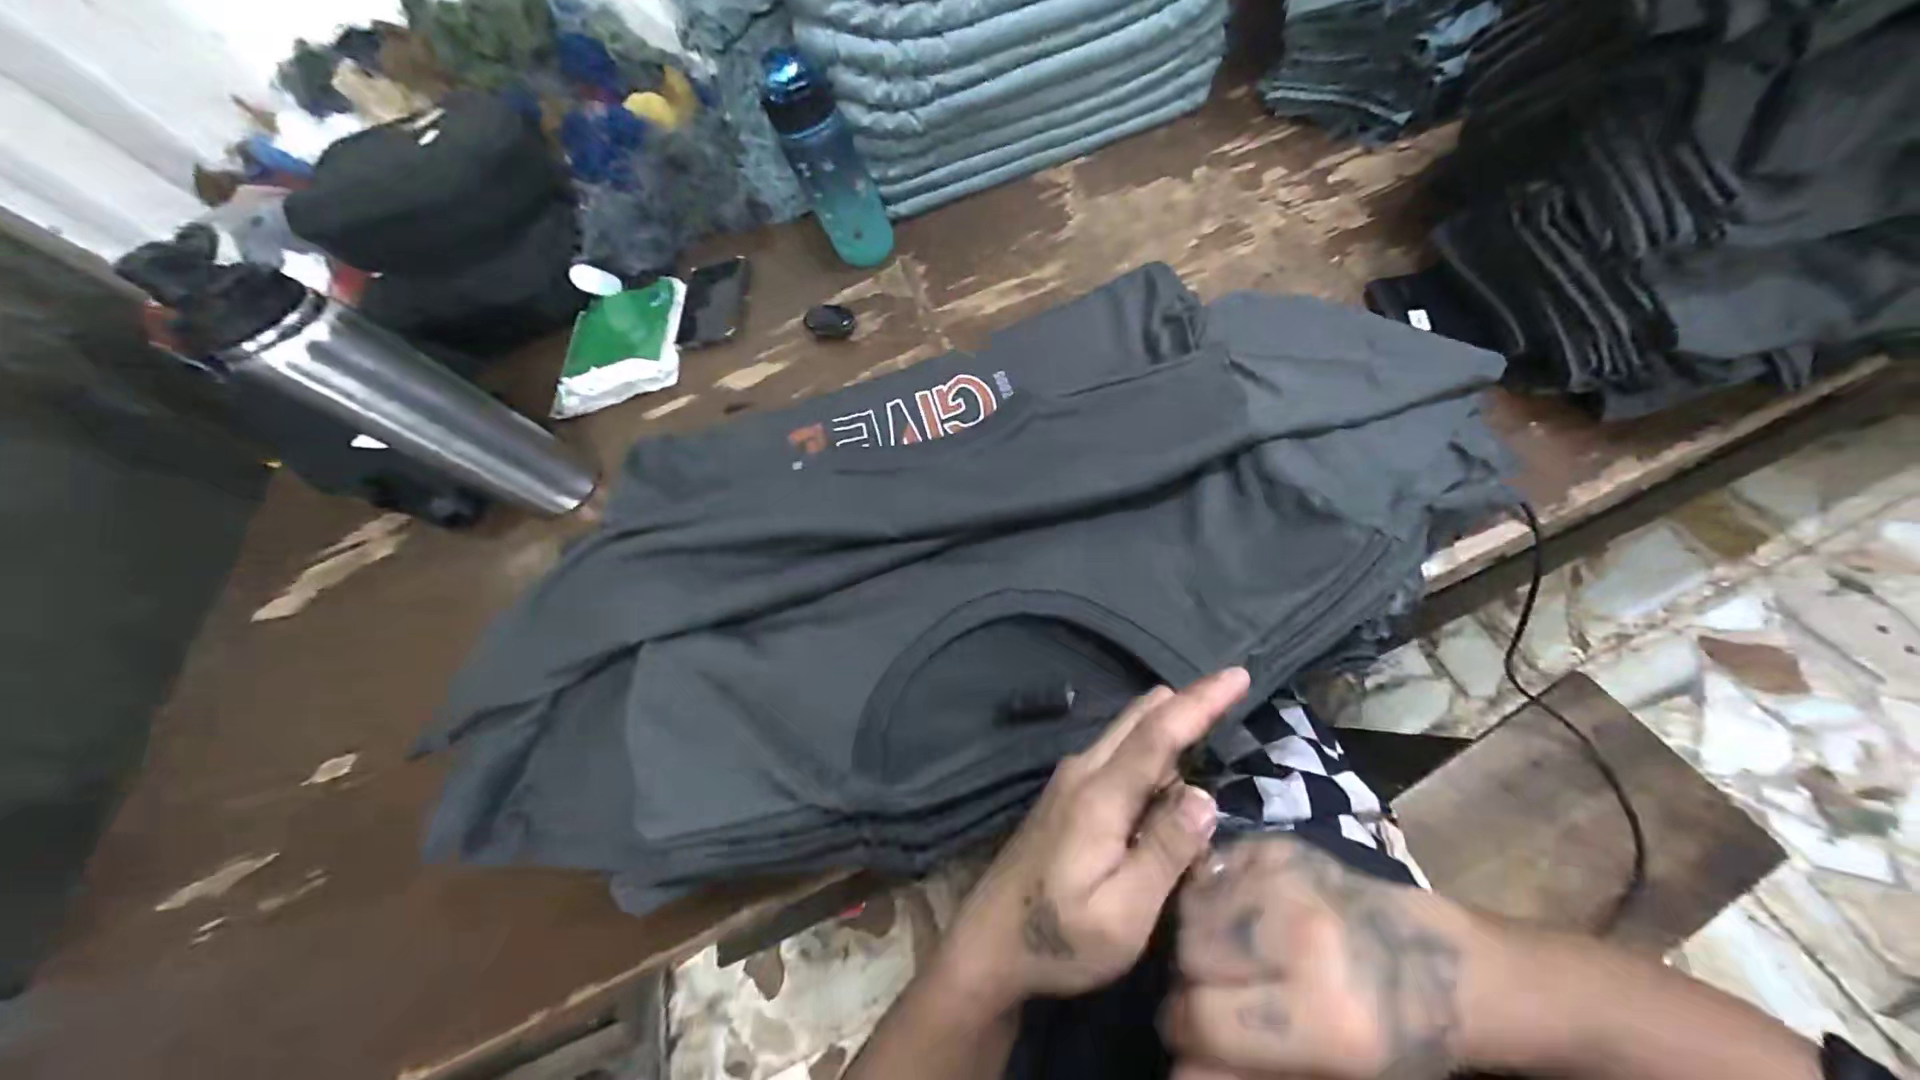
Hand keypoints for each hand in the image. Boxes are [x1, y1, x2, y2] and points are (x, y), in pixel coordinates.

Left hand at [935, 668, 1250, 1012]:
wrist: (989, 942)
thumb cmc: (1058, 938)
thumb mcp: (1124, 914)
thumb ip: (1165, 852)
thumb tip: (1205, 796)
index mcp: (1100, 795)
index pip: (1159, 733)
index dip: (1201, 701)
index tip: (1237, 674)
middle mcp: (1083, 772)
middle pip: (1140, 719)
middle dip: (1188, 703)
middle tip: (1232, 697)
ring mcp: (1069, 780)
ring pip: (1125, 732)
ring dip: (1168, 725)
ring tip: (1210, 732)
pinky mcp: (1065, 795)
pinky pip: (1115, 754)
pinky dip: (1149, 749)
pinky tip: (1167, 774)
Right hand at [1162, 835, 1484, 1079]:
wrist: (1455, 969)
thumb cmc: (1399, 1042)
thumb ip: (1247, 1073)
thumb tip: (1176, 1068)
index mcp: (1326, 1018)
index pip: (1202, 1018)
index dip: (1182, 1029)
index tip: (1185, 1029)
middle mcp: (1302, 938)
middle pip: (1188, 953)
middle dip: (1190, 977)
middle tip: (1211, 987)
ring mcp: (1290, 881)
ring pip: (1191, 904)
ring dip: (1194, 931)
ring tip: (1222, 949)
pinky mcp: (1282, 846)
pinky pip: (1209, 867)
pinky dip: (1209, 890)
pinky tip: (1234, 911)